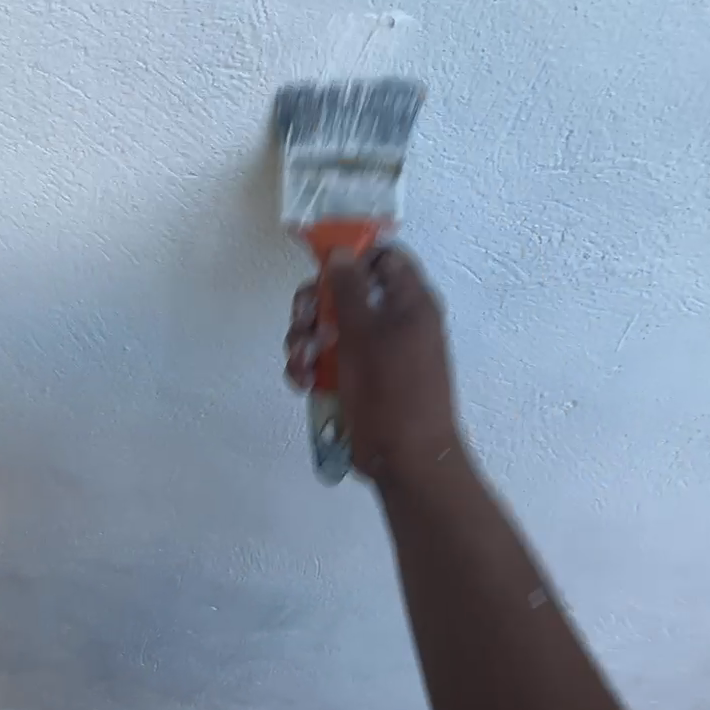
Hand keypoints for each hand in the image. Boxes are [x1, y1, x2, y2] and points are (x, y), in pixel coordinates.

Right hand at [285, 244, 462, 482]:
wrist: (403, 457)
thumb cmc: (391, 388)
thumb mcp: (365, 332)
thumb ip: (348, 288)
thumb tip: (340, 252)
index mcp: (407, 302)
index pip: (382, 258)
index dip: (352, 255)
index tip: (319, 264)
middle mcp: (390, 320)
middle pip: (343, 291)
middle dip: (314, 305)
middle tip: (304, 322)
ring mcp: (371, 349)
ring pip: (326, 325)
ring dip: (304, 340)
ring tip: (302, 362)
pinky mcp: (354, 375)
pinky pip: (324, 357)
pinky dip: (309, 366)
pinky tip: (304, 381)